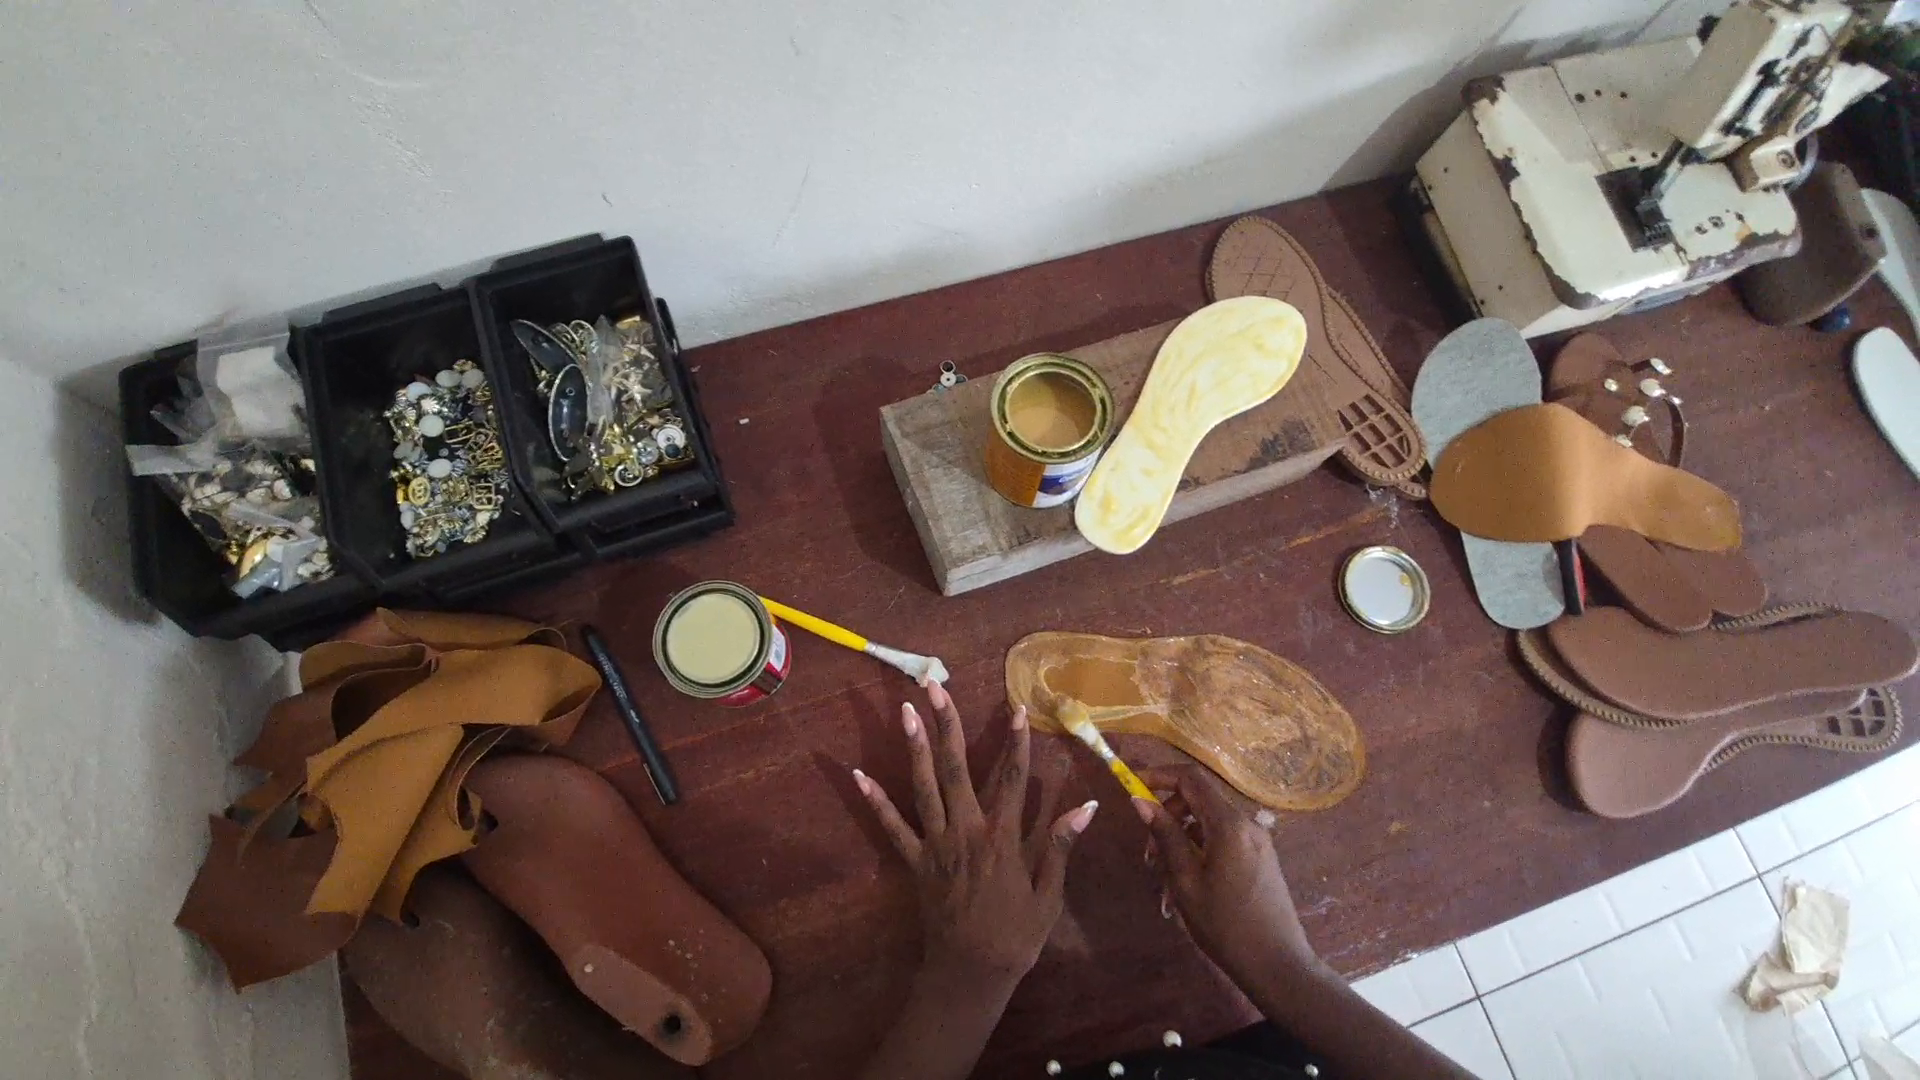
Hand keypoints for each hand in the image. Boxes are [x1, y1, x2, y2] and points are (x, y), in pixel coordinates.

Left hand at [854, 681, 1097, 984]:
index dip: (1017, 742)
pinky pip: (893, 827)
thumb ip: (1061, 847)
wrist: (969, 975)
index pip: (1013, 779)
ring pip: (924, 787)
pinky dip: (876, 801)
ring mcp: (936, 843)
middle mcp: (966, 830)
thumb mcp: (1048, 897)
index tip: (1018, 707)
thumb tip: (1086, 806)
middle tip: (935, 687)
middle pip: (956, 768)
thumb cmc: (1015, 936)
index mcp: (1002, 837)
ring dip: (915, 747)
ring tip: (906, 711)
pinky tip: (859, 775)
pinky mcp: (915, 861)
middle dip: (947, 725)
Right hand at [1135, 764, 1322, 982]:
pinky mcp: (1259, 858)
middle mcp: (1246, 824)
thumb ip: (1165, 835)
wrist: (1279, 968)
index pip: (1190, 778)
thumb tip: (1140, 801)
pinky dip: (1199, 853)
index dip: (1159, 775)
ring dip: (1180, 841)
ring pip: (1207, 824)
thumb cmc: (1226, 925)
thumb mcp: (1186, 880)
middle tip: (1149, 853)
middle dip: (1167, 817)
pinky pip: (1221, 841)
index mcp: (1228, 824)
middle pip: (1197, 800)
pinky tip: (1185, 888)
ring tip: (1164, 882)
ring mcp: (1256, 841)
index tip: (1133, 788)